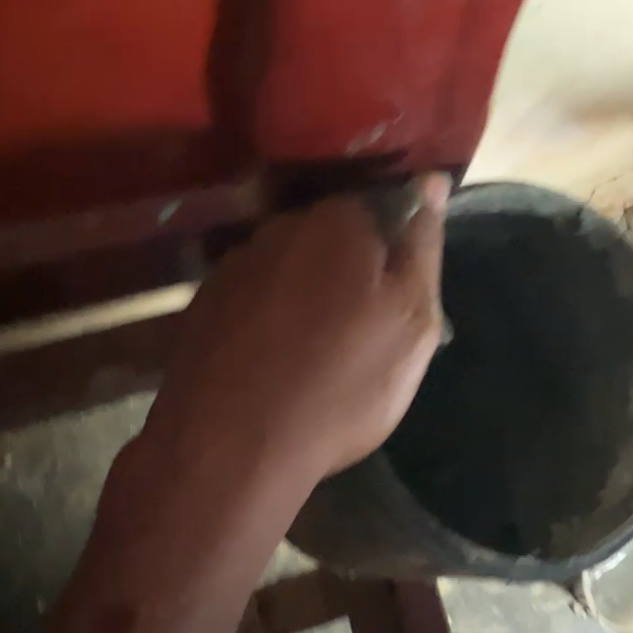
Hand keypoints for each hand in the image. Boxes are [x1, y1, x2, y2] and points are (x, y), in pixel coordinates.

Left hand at [150, 173, 449, 480]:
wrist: (229, 451)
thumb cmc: (343, 383)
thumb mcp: (412, 320)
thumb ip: (422, 245)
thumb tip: (430, 181)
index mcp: (339, 221)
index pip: (382, 208)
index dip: (396, 249)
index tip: (401, 293)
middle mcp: (281, 228)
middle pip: (332, 237)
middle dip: (351, 269)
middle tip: (367, 328)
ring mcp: (234, 266)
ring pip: (291, 268)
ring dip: (308, 294)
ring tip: (317, 352)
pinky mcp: (201, 305)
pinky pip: (255, 298)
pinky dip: (270, 319)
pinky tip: (276, 362)